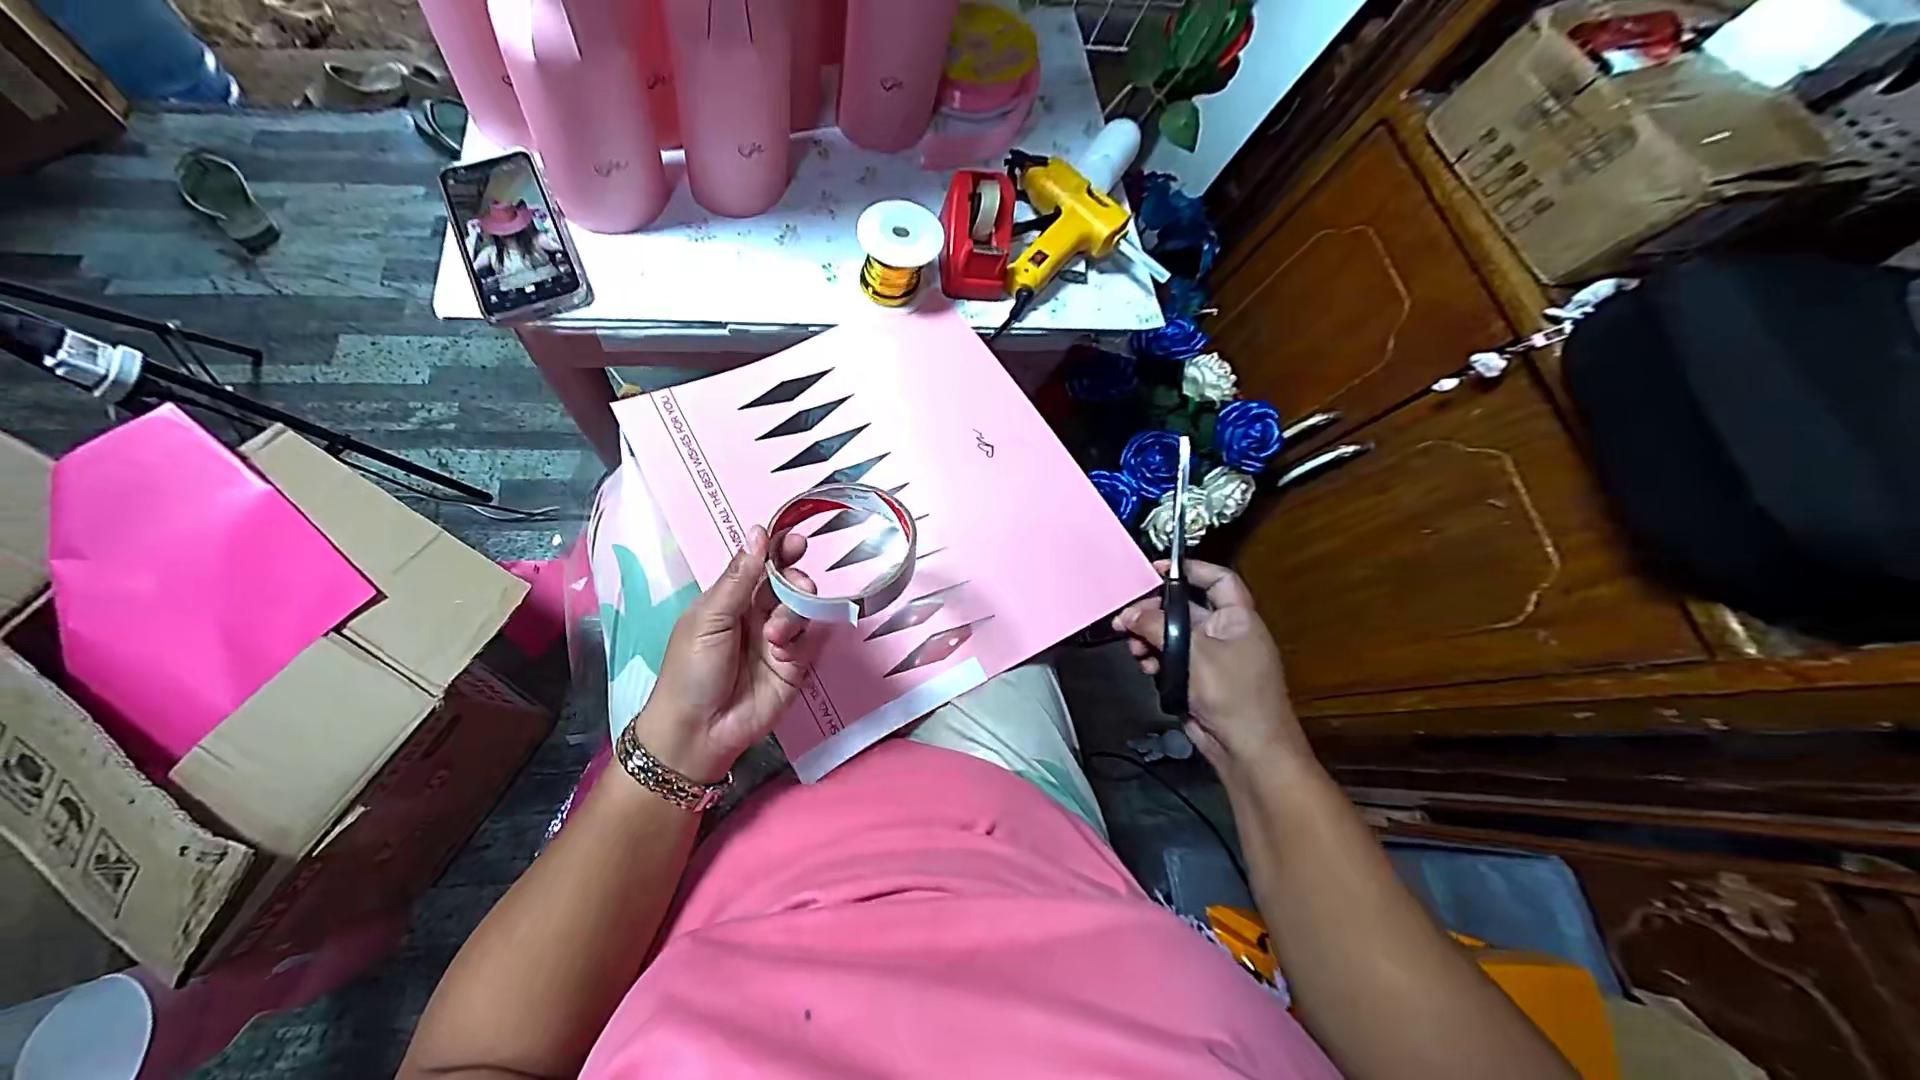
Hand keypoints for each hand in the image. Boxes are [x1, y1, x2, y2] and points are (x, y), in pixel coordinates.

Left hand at [633, 525, 817, 784]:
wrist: (698, 731)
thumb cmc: (691, 670)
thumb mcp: (709, 618)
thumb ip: (740, 577)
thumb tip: (758, 531)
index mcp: (732, 599)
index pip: (762, 565)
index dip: (780, 551)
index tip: (796, 541)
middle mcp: (759, 615)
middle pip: (790, 584)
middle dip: (796, 581)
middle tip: (795, 586)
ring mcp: (780, 640)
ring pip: (804, 610)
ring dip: (795, 614)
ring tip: (776, 634)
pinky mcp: (796, 665)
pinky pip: (812, 641)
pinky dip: (803, 640)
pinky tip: (784, 651)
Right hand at [1112, 559, 1309, 770]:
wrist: (1248, 749)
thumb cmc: (1238, 700)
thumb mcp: (1195, 653)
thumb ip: (1159, 627)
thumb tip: (1131, 614)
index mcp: (1238, 618)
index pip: (1217, 579)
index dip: (1191, 569)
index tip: (1160, 570)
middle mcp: (1225, 634)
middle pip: (1184, 608)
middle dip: (1154, 612)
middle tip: (1129, 617)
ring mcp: (1210, 658)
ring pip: (1171, 635)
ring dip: (1149, 638)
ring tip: (1135, 647)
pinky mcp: (1196, 679)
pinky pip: (1170, 659)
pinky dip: (1155, 660)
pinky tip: (1146, 665)